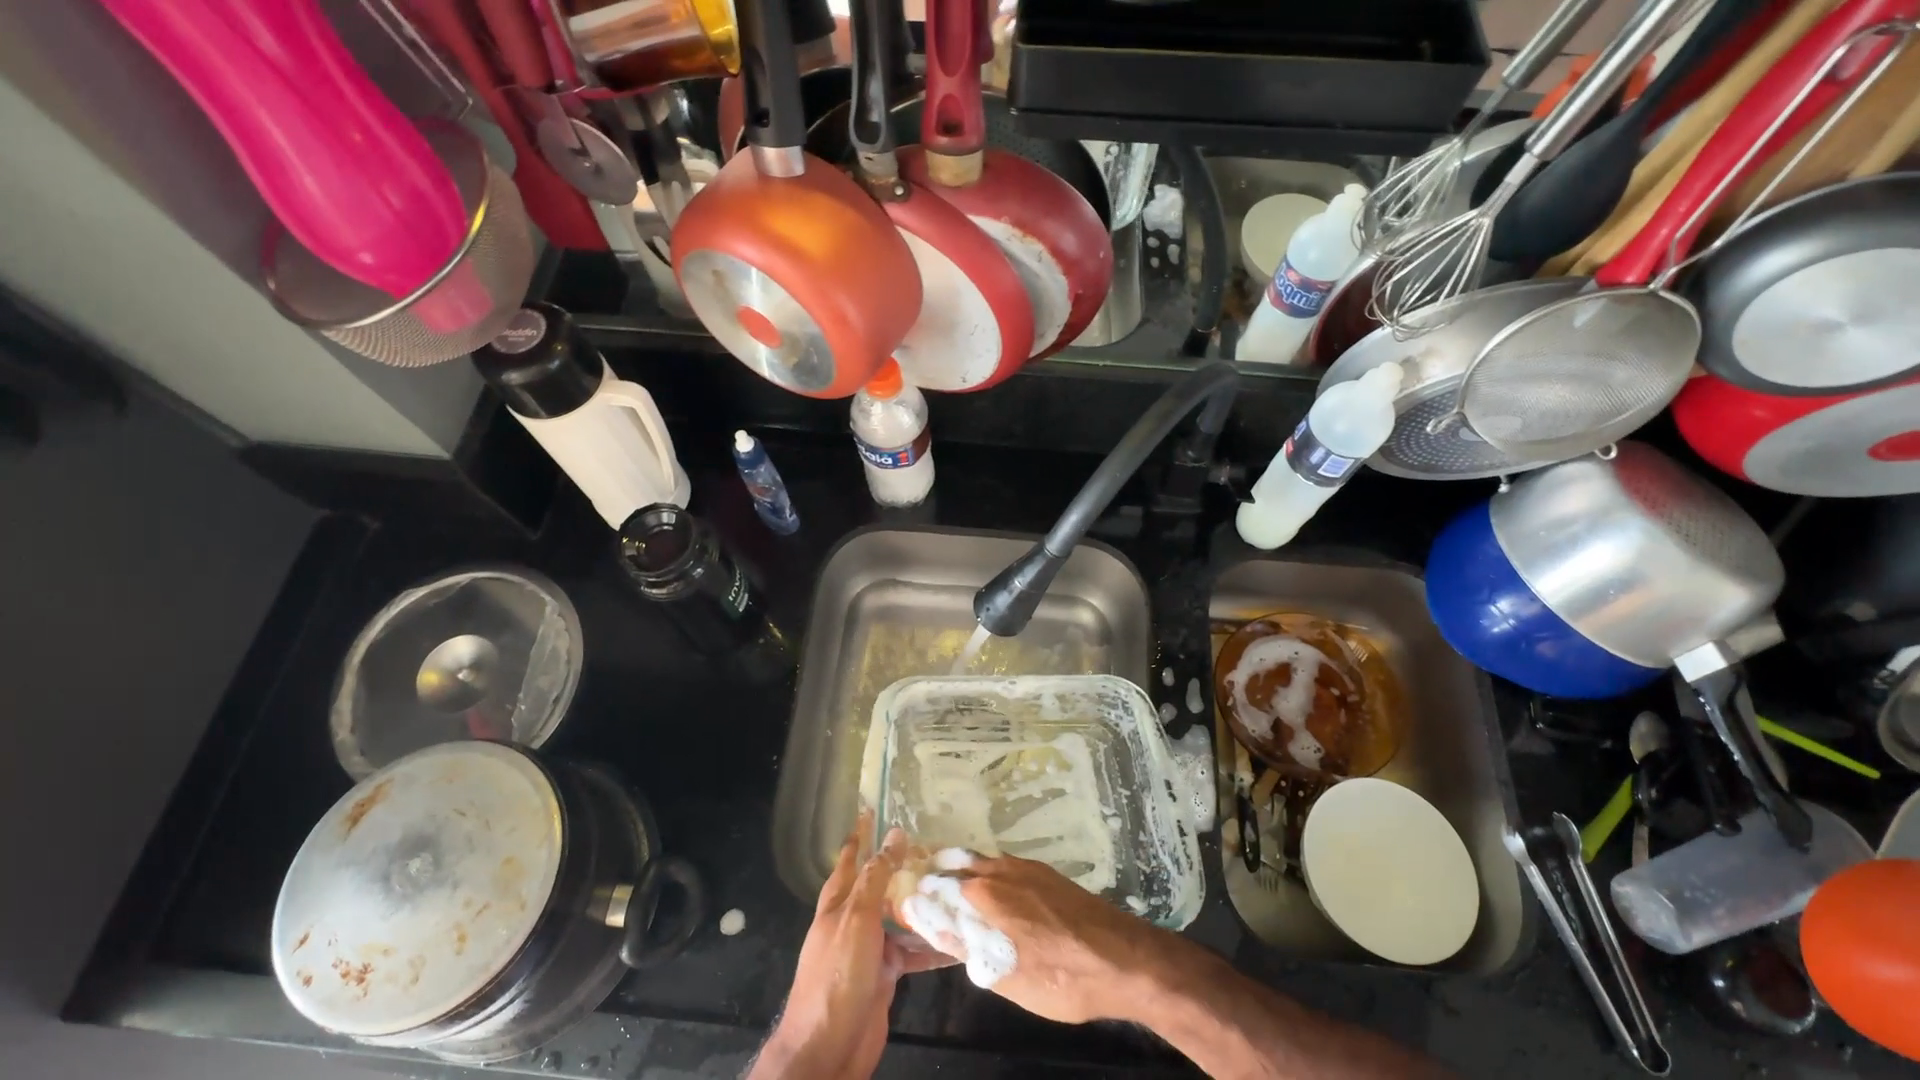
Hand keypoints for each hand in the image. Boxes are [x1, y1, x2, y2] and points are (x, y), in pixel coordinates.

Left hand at [751, 814, 950, 1079]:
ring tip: (956, 886)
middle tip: (936, 847)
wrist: (829, 1045)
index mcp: (838, 904)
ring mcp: (869, 950)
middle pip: (881, 888)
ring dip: (924, 906)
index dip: (861, 835)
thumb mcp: (856, 919)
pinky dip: (933, 947)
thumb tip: (894, 835)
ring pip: (901, 919)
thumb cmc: (836, 974)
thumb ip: (876, 879)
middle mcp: (853, 922)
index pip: (851, 860)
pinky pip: (913, 953)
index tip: (874, 809)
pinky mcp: (886, 976)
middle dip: (904, 869)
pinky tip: (959, 939)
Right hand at [916, 854, 1177, 1024]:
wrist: (1125, 960)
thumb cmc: (1062, 977)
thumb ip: (965, 947)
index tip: (907, 903)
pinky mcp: (1049, 874)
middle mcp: (1002, 871)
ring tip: (954, 889)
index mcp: (984, 893)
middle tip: (926, 891)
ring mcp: (1028, 868)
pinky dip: (991, 874)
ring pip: (984, 863)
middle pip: (958, 867)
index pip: (937, 887)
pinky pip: (1007, 867)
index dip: (921, 896)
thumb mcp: (1005, 976)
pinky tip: (994, 892)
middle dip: (939, 876)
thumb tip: (932, 927)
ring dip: (965, 872)